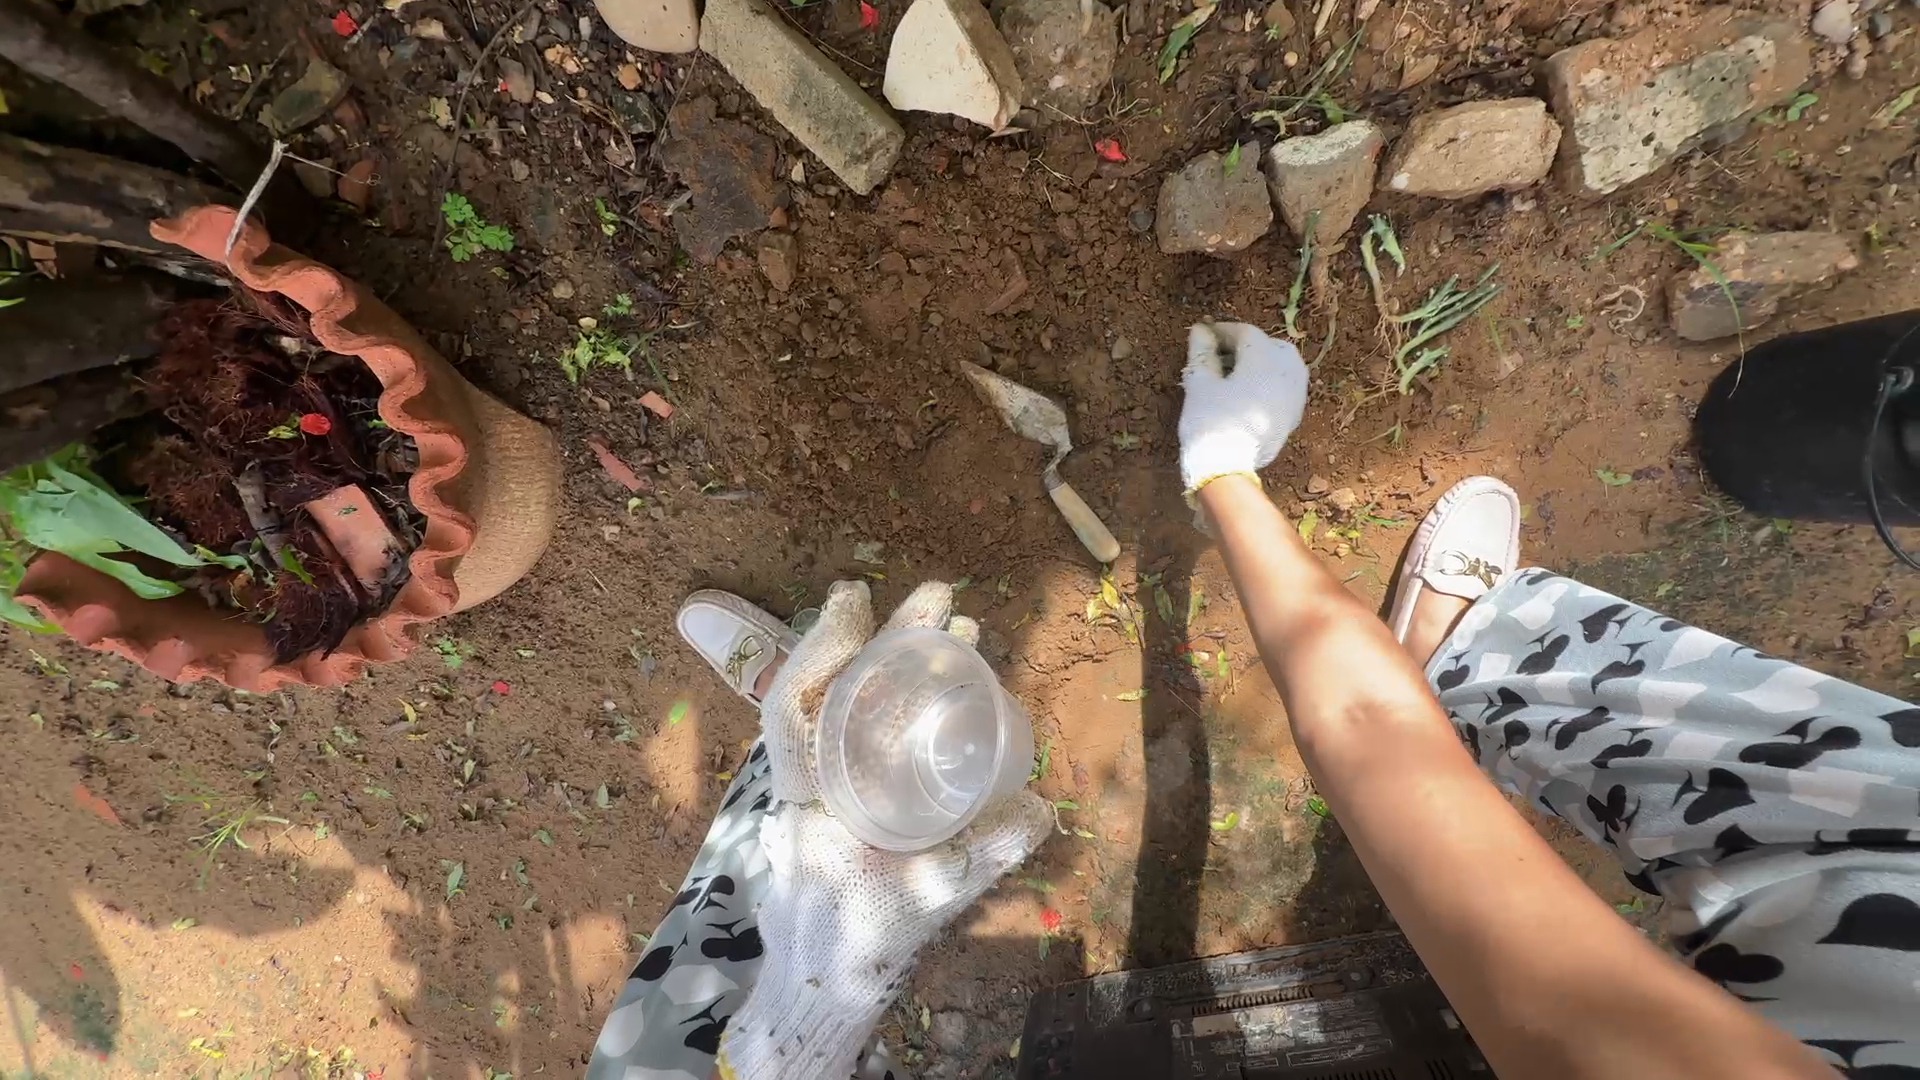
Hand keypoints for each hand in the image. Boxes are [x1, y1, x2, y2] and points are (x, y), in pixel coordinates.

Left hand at [720, 581, 1052, 1079]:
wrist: (832, 976)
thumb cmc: (859, 939)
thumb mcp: (920, 902)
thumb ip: (975, 862)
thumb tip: (1039, 809)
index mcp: (806, 792)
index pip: (791, 705)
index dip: (818, 647)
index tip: (856, 599)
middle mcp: (818, 771)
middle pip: (841, 686)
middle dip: (888, 635)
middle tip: (939, 597)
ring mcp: (843, 774)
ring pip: (867, 699)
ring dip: (907, 657)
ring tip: (960, 624)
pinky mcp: (868, 781)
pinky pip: (886, 724)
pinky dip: (914, 691)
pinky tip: (951, 675)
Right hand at [1178, 322, 1309, 495]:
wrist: (1227, 468)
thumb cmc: (1210, 421)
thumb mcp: (1200, 384)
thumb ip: (1202, 353)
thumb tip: (1200, 331)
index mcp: (1264, 357)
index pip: (1244, 332)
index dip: (1223, 331)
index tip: (1204, 335)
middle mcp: (1288, 369)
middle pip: (1268, 345)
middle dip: (1244, 346)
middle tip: (1219, 355)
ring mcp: (1296, 394)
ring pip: (1280, 366)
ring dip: (1259, 364)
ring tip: (1233, 375)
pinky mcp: (1294, 415)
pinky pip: (1283, 388)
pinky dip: (1267, 384)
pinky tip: (1248, 395)